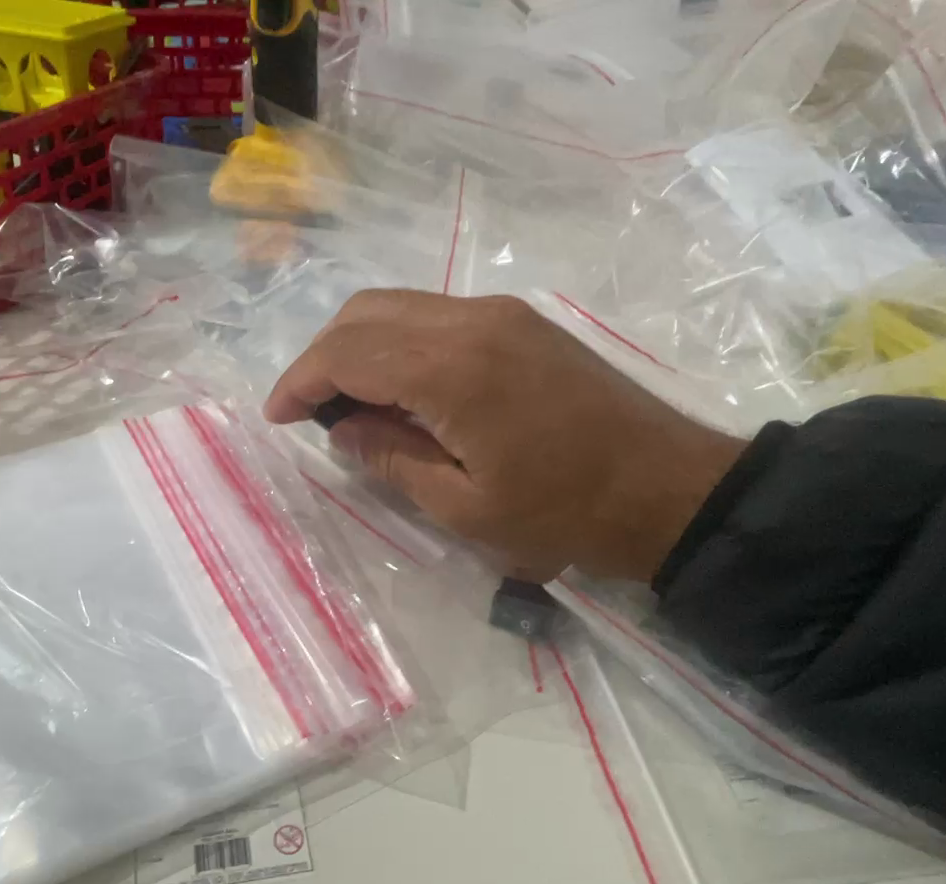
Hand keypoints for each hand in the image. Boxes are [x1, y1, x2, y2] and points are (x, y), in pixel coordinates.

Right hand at [264, 290, 746, 581]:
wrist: (667, 489)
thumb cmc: (563, 514)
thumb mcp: (464, 506)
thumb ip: (391, 458)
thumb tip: (342, 428)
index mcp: (450, 368)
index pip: (347, 351)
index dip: (301, 381)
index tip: (277, 418)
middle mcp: (471, 320)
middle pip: (366, 312)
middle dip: (324, 357)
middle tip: (312, 412)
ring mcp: (501, 314)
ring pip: (400, 307)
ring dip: (361, 347)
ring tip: (351, 406)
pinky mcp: (522, 323)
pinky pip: (436, 317)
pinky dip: (400, 344)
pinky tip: (402, 391)